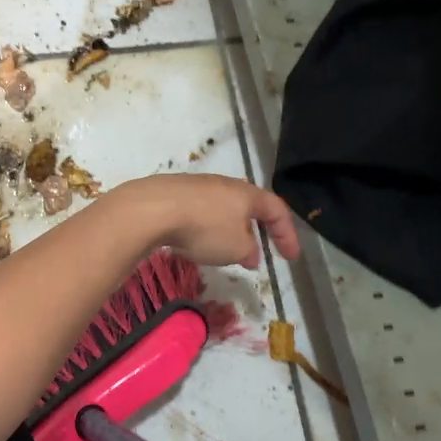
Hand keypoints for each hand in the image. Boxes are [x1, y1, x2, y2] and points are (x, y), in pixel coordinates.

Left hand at [112, 174, 300, 269]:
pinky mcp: (169, 190)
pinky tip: (190, 242)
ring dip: (224, 231)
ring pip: (218, 208)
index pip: (276, 209)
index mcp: (245, 193)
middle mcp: (221, 183)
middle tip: (252, 255)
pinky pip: (194, 210)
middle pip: (245, 205)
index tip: (291, 257)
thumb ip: (249, 251)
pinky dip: (200, 226)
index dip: (288, 233)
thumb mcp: (237, 248)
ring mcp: (193, 184)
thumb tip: (250, 252)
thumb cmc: (203, 228)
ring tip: (219, 253)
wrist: (150, 208)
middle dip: (251, 231)